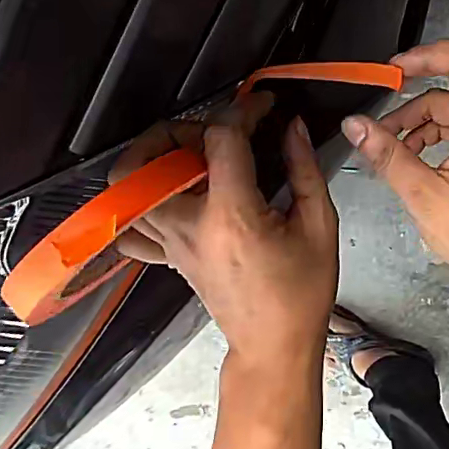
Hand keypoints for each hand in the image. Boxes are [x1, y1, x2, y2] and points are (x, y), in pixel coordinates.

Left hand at [111, 94, 338, 376]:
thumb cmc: (302, 291)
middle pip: (153, 156)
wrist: (274, 344)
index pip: (222, 139)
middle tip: (222, 133)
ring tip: (192, 156)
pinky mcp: (166, 257)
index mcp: (232, 215)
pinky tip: (175, 193)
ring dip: (154, 158)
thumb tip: (293, 127)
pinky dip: (141, 200)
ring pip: (128, 187)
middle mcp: (189, 226)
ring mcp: (170, 244)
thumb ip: (305, 168)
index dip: (244, 109)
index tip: (264, 104)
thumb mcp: (319, 224)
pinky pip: (132, 224)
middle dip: (186, 129)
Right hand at [340, 39, 448, 286]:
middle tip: (382, 97)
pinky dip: (425, 130)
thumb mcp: (425, 194)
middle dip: (412, 88)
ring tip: (386, 140)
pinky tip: (405, 151)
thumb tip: (358, 127)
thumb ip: (388, 155)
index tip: (395, 69)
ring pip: (446, 102)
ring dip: (414, 116)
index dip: (427, 55)